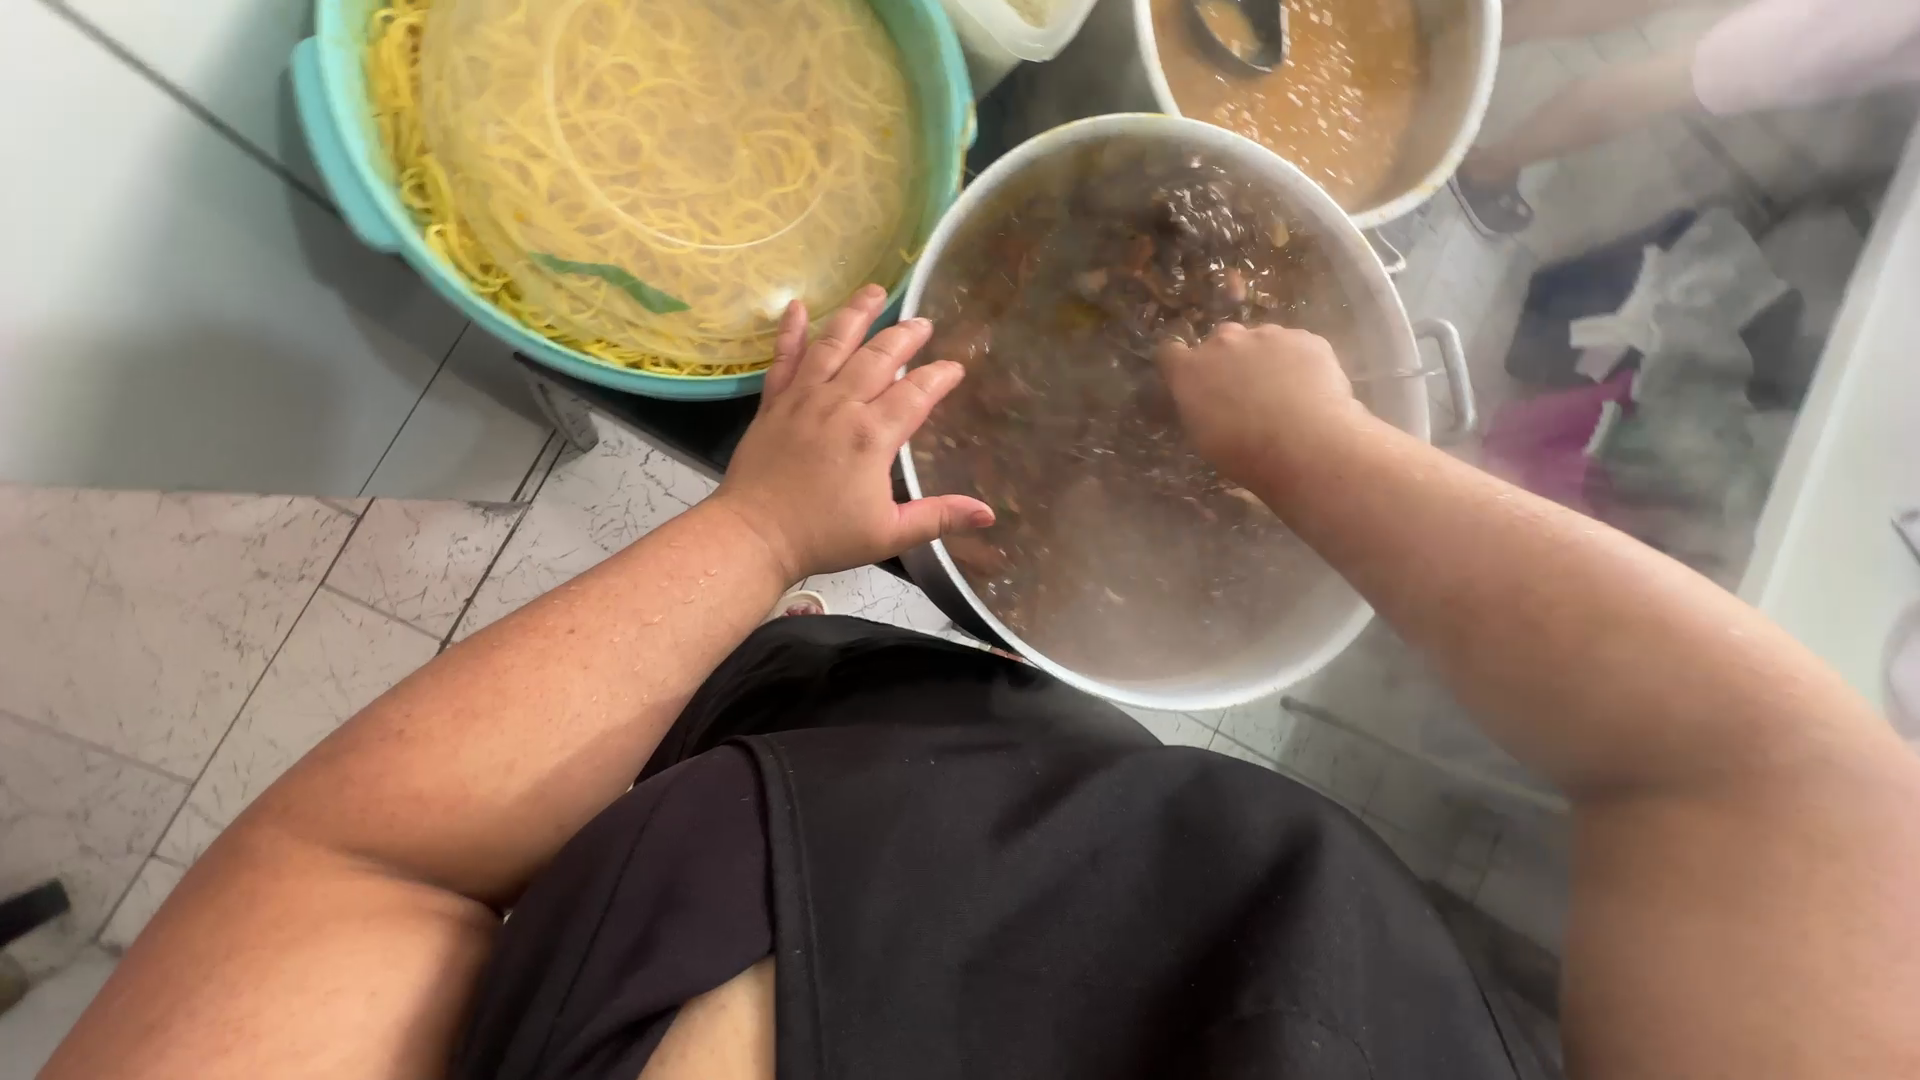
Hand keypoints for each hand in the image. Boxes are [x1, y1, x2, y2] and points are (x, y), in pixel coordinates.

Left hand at [710, 285, 994, 582]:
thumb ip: (939, 517)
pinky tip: (798, 307)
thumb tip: (988, 515)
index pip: (916, 393)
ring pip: (833, 345)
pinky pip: (784, 358)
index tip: (955, 367)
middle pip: (879, 357)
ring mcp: (803, 399)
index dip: (939, 377)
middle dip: (905, 336)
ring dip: (856, 315)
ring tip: (875, 291)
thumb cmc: (824, 536)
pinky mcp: (774, 403)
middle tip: (923, 322)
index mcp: (872, 436)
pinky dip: (791, 332)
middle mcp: (840, 405)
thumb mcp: (890, 534)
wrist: (754, 535)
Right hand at [1154, 321, 1368, 487]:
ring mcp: (1267, 335)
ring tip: (1281, 390)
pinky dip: (1297, 361)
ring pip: (1260, 340)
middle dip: (1226, 359)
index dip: (1179, 365)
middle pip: (1219, 340)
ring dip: (1263, 358)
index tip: (1189, 380)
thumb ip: (1195, 406)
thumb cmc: (1244, 453)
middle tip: (1241, 390)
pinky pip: (1295, 345)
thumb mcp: (1201, 437)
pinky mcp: (1305, 338)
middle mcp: (1224, 341)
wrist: (1306, 446)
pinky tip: (1307, 389)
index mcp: (1191, 370)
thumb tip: (1202, 398)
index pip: (1170, 353)